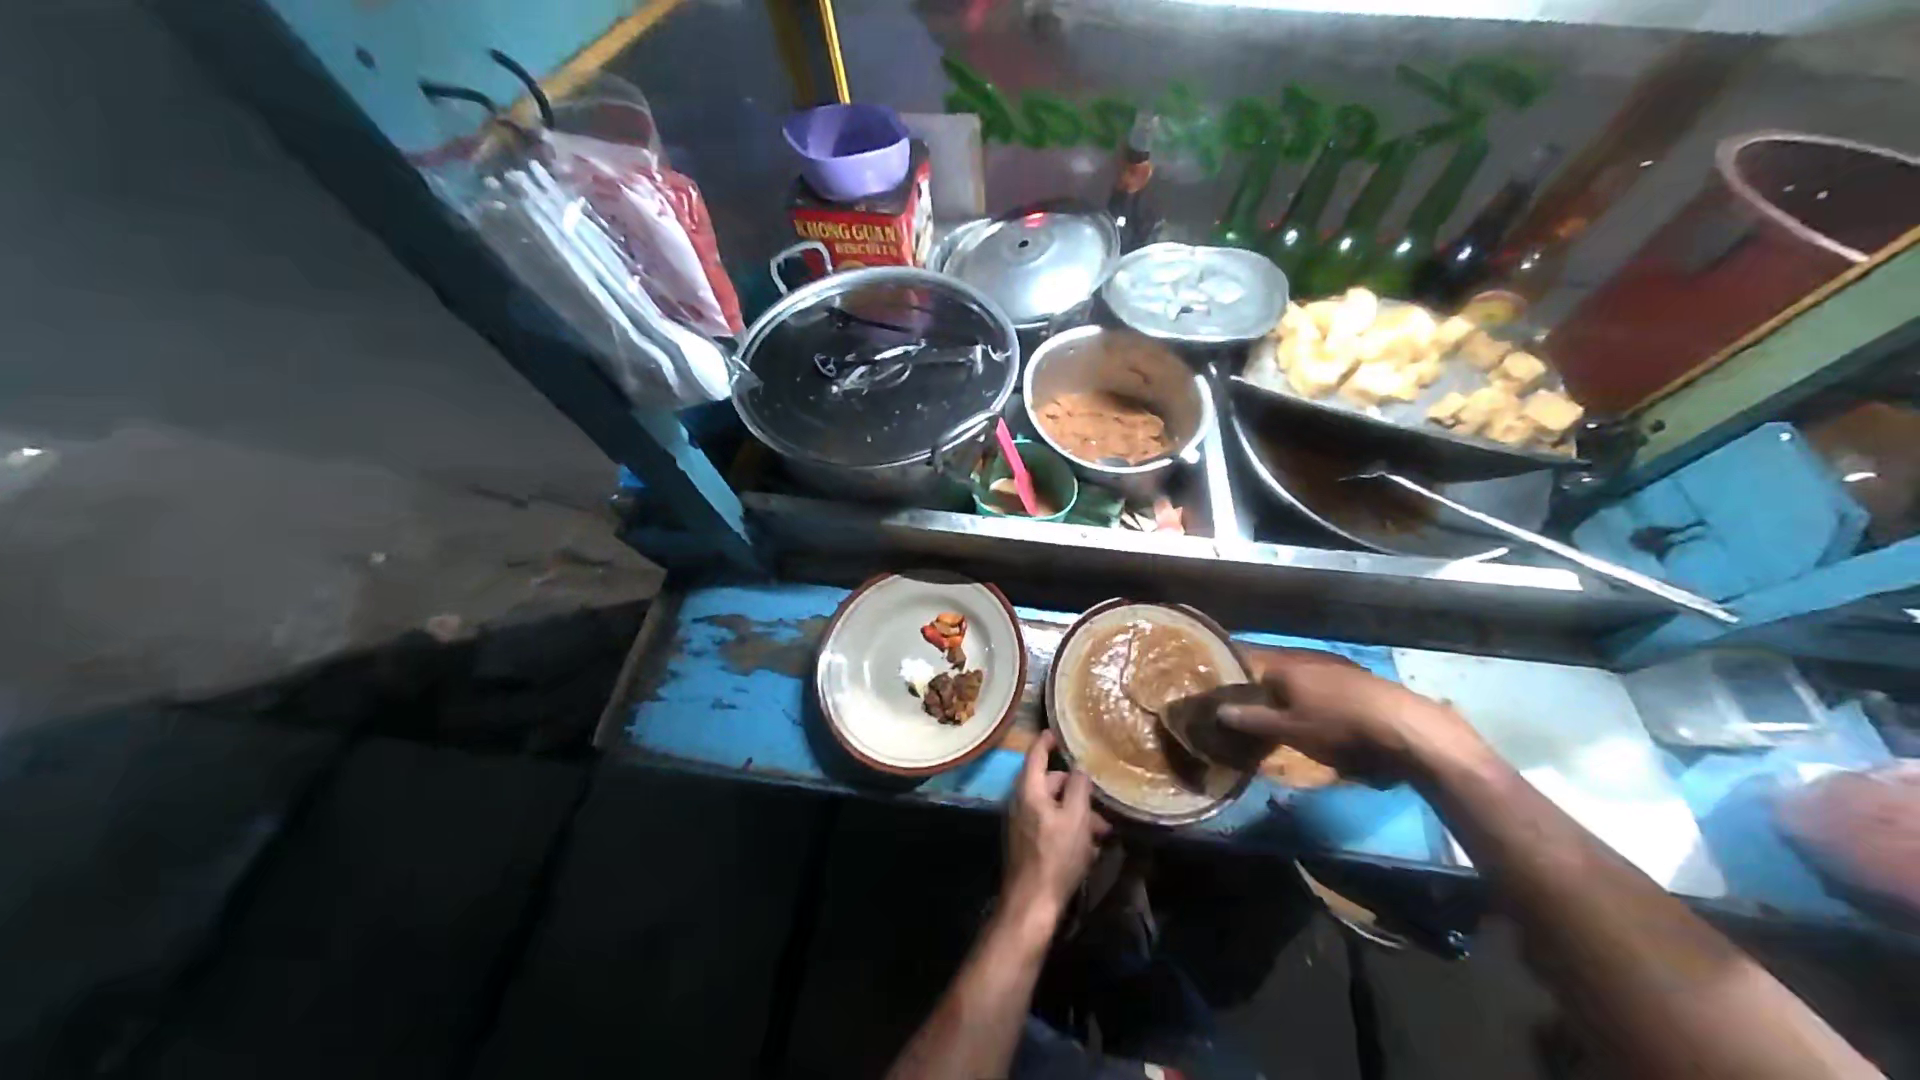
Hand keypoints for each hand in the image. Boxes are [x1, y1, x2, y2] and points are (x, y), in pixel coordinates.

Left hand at [1002, 730, 1110, 924]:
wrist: (1032, 902)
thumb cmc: (1056, 856)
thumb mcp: (1077, 819)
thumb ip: (1079, 788)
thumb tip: (1080, 768)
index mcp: (1029, 790)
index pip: (1036, 754)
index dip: (1047, 741)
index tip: (1057, 732)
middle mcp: (1020, 801)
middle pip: (1050, 783)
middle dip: (1076, 790)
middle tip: (1100, 803)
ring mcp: (1021, 823)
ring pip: (1053, 807)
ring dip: (1077, 814)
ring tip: (1102, 832)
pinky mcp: (1026, 843)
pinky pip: (1049, 824)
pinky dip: (1068, 828)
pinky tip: (1088, 848)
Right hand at [1217, 648, 1488, 784]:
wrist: (1405, 728)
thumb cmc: (1336, 727)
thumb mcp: (1288, 730)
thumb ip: (1252, 720)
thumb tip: (1219, 710)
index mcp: (1288, 669)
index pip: (1260, 678)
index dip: (1257, 699)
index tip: (1259, 720)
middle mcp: (1312, 661)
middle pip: (1288, 680)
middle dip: (1284, 700)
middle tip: (1286, 728)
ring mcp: (1343, 669)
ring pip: (1314, 685)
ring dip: (1311, 703)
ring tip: (1316, 730)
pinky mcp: (1369, 681)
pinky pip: (1339, 692)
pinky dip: (1335, 706)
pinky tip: (1345, 726)